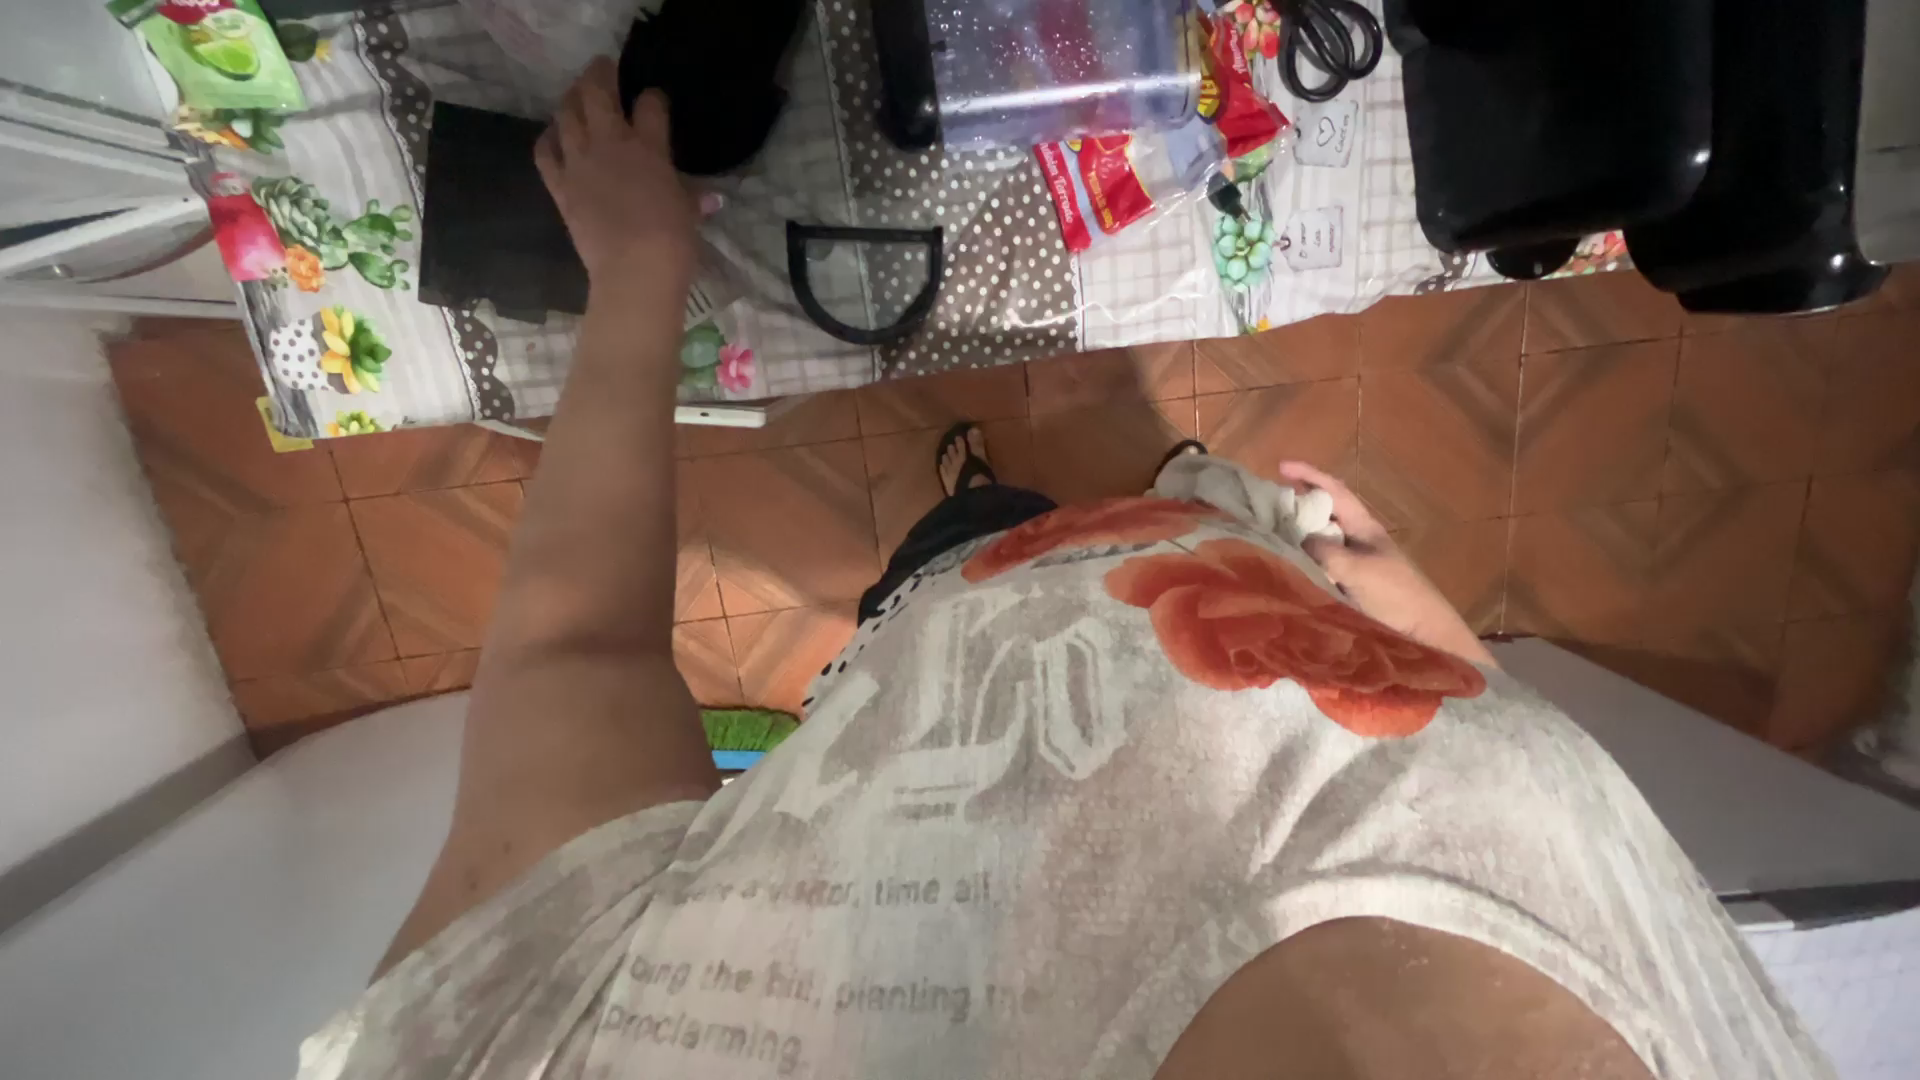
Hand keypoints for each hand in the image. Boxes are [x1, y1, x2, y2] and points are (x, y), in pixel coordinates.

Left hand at [535, 57, 695, 287]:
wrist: (635, 273)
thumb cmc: (673, 244)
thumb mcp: (690, 218)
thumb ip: (694, 200)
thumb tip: (710, 198)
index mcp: (649, 149)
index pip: (651, 107)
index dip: (654, 98)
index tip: (656, 100)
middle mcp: (610, 144)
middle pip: (597, 92)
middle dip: (600, 74)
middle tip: (604, 69)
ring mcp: (580, 162)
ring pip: (567, 113)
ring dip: (572, 99)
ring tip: (578, 97)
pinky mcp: (561, 185)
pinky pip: (545, 151)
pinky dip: (548, 138)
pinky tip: (555, 135)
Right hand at [1279, 461, 1497, 668]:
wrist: (1423, 638)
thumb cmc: (1396, 596)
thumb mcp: (1357, 569)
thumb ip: (1323, 551)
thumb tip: (1291, 541)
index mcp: (1364, 528)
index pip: (1335, 491)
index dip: (1310, 475)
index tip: (1280, 466)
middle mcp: (1355, 543)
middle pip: (1320, 515)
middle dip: (1293, 506)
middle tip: (1261, 506)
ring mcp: (1349, 567)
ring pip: (1313, 543)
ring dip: (1290, 536)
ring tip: (1261, 535)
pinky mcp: (1342, 589)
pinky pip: (1312, 568)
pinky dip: (1295, 563)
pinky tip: (1277, 567)